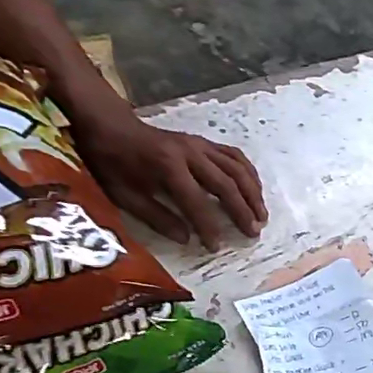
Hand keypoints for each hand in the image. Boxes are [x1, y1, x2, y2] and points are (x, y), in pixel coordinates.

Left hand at [75, 112, 266, 249]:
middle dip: (242, 211)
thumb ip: (157, 217)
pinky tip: (255, 190)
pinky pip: (235, 156)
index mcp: (167, 168)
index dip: (208, 226)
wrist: (111, 126)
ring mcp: (201, 145)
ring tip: (261, 215)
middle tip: (253, 233)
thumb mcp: (124, 196)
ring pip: (237, 169)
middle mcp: (190, 154)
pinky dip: (249, 173)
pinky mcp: (205, 142)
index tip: (217, 246)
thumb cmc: (113, 163)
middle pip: (225, 184)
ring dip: (252, 194)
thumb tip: (186, 238)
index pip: (195, 202)